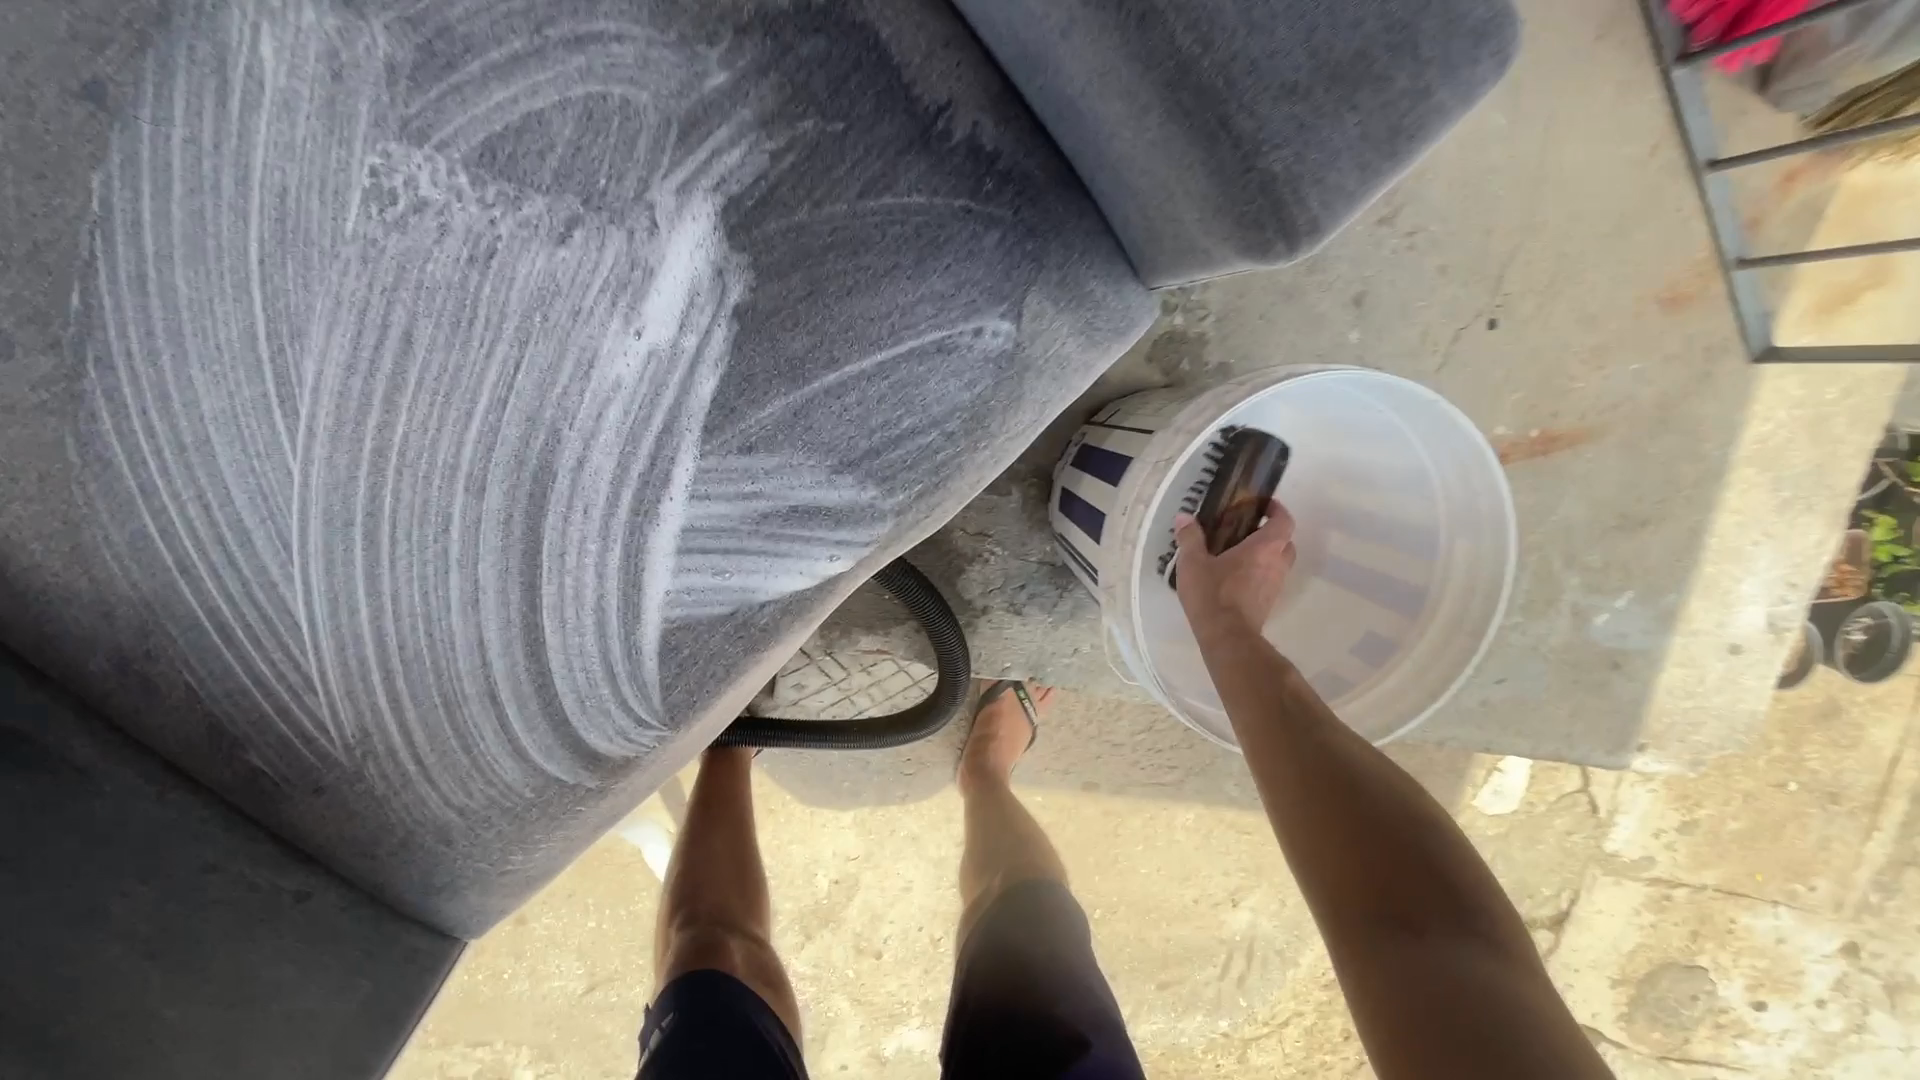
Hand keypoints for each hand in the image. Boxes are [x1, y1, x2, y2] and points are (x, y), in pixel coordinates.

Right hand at [1172, 499, 1296, 641]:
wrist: (1227, 637)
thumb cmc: (1213, 594)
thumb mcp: (1193, 563)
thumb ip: (1190, 538)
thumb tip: (1184, 517)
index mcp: (1264, 548)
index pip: (1284, 521)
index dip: (1277, 510)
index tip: (1264, 505)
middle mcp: (1277, 564)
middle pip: (1286, 542)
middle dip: (1273, 534)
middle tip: (1248, 531)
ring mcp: (1276, 586)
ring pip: (1280, 563)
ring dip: (1267, 555)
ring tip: (1239, 554)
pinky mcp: (1269, 603)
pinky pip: (1270, 580)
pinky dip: (1260, 574)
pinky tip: (1236, 578)